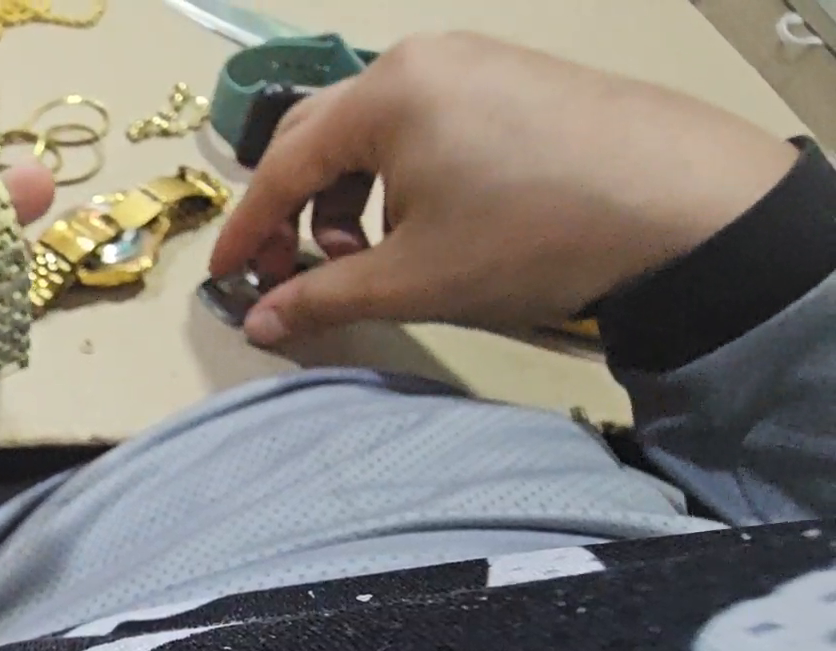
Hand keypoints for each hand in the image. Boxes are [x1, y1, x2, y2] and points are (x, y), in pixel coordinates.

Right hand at [209, 33, 797, 345]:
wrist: (694, 213)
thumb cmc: (526, 240)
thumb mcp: (405, 279)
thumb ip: (314, 298)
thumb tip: (255, 324)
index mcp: (385, 97)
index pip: (281, 170)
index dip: (243, 232)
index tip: (222, 278)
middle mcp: (418, 62)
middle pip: (310, 138)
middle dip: (284, 209)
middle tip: (282, 268)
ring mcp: (467, 62)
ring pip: (357, 131)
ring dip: (332, 197)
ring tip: (353, 252)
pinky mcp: (503, 79)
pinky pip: (408, 124)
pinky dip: (380, 177)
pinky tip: (402, 221)